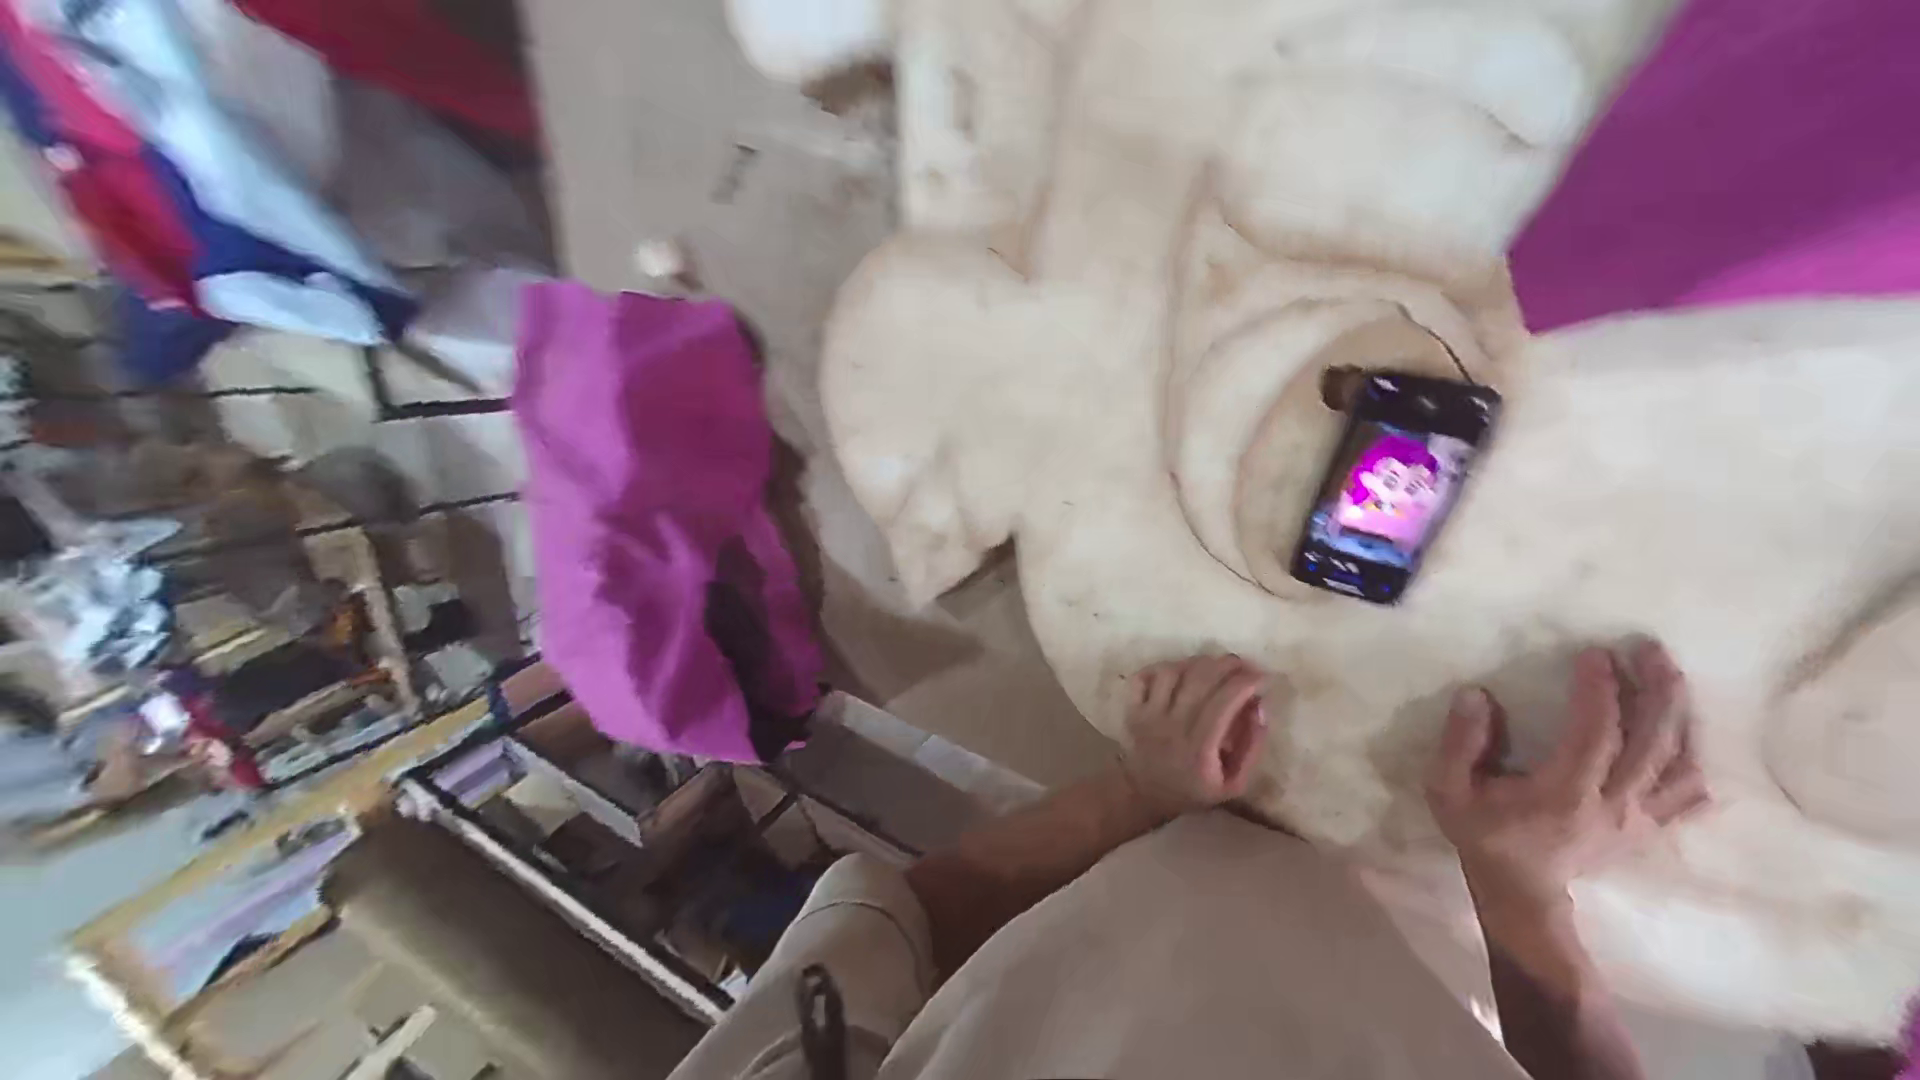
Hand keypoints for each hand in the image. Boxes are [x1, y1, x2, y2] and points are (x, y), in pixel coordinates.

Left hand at [1122, 655, 1269, 817]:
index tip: (1264, 677)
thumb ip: (1251, 747)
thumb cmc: (1195, 790)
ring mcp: (1148, 714)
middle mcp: (1171, 724)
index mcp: (1199, 745)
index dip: (1246, 682)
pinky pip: (1144, 676)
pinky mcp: (1132, 708)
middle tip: (1243, 664)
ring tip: (1213, 666)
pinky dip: (1163, 667)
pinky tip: (1180, 671)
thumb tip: (1258, 707)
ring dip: (1196, 663)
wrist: (1145, 795)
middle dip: (1226, 664)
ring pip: (1171, 672)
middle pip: (1199, 679)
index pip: (1224, 701)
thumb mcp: (1234, 783)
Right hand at [1425, 641, 1711, 914]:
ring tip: (1671, 678)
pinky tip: (1686, 739)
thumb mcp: (1447, 788)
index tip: (1595, 654)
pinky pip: (1689, 794)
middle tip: (1649, 649)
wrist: (1519, 890)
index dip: (1600, 691)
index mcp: (1565, 792)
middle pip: (1654, 742)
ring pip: (1681, 764)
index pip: (1595, 734)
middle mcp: (1614, 803)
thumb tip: (1476, 694)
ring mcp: (1640, 819)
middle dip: (1657, 691)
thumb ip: (1460, 742)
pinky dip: (1694, 762)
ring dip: (1681, 717)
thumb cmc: (1480, 833)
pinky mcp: (1649, 828)